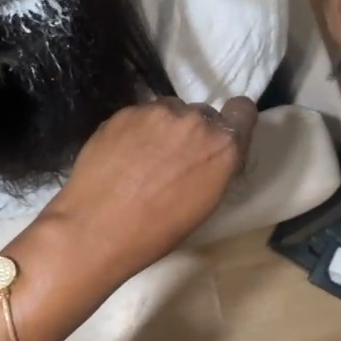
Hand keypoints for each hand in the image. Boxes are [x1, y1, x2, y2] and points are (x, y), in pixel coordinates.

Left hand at [41, 97, 257, 276]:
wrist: (96, 228)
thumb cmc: (157, 231)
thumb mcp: (204, 203)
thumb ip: (216, 166)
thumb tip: (210, 154)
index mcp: (223, 147)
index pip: (243, 110)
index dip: (232, 121)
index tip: (216, 138)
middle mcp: (195, 121)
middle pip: (201, 114)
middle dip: (191, 132)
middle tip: (172, 159)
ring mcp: (157, 112)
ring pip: (168, 111)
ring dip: (162, 128)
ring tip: (142, 159)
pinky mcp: (125, 111)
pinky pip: (139, 115)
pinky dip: (134, 131)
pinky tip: (120, 156)